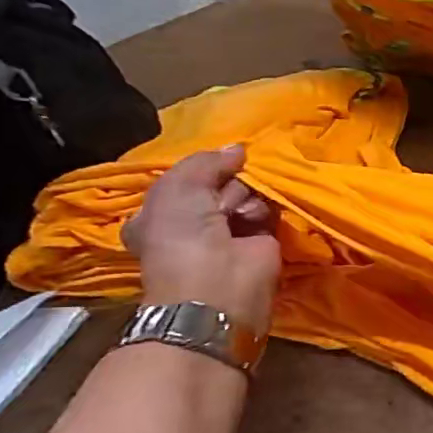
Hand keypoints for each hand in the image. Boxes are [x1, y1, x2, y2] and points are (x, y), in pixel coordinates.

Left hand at [122, 145, 280, 332]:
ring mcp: (230, 230)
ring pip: (247, 193)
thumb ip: (205, 162)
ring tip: (240, 215)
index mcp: (162, 212)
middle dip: (226, 183)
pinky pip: (270, 209)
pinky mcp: (263, 238)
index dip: (200, 170)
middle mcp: (195, 221)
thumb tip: (238, 149)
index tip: (212, 169)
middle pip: (220, 182)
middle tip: (223, 201)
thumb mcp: (178, 187)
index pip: (188, 177)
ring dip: (246, 197)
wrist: (220, 282)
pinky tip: (257, 219)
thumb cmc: (183, 236)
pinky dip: (268, 208)